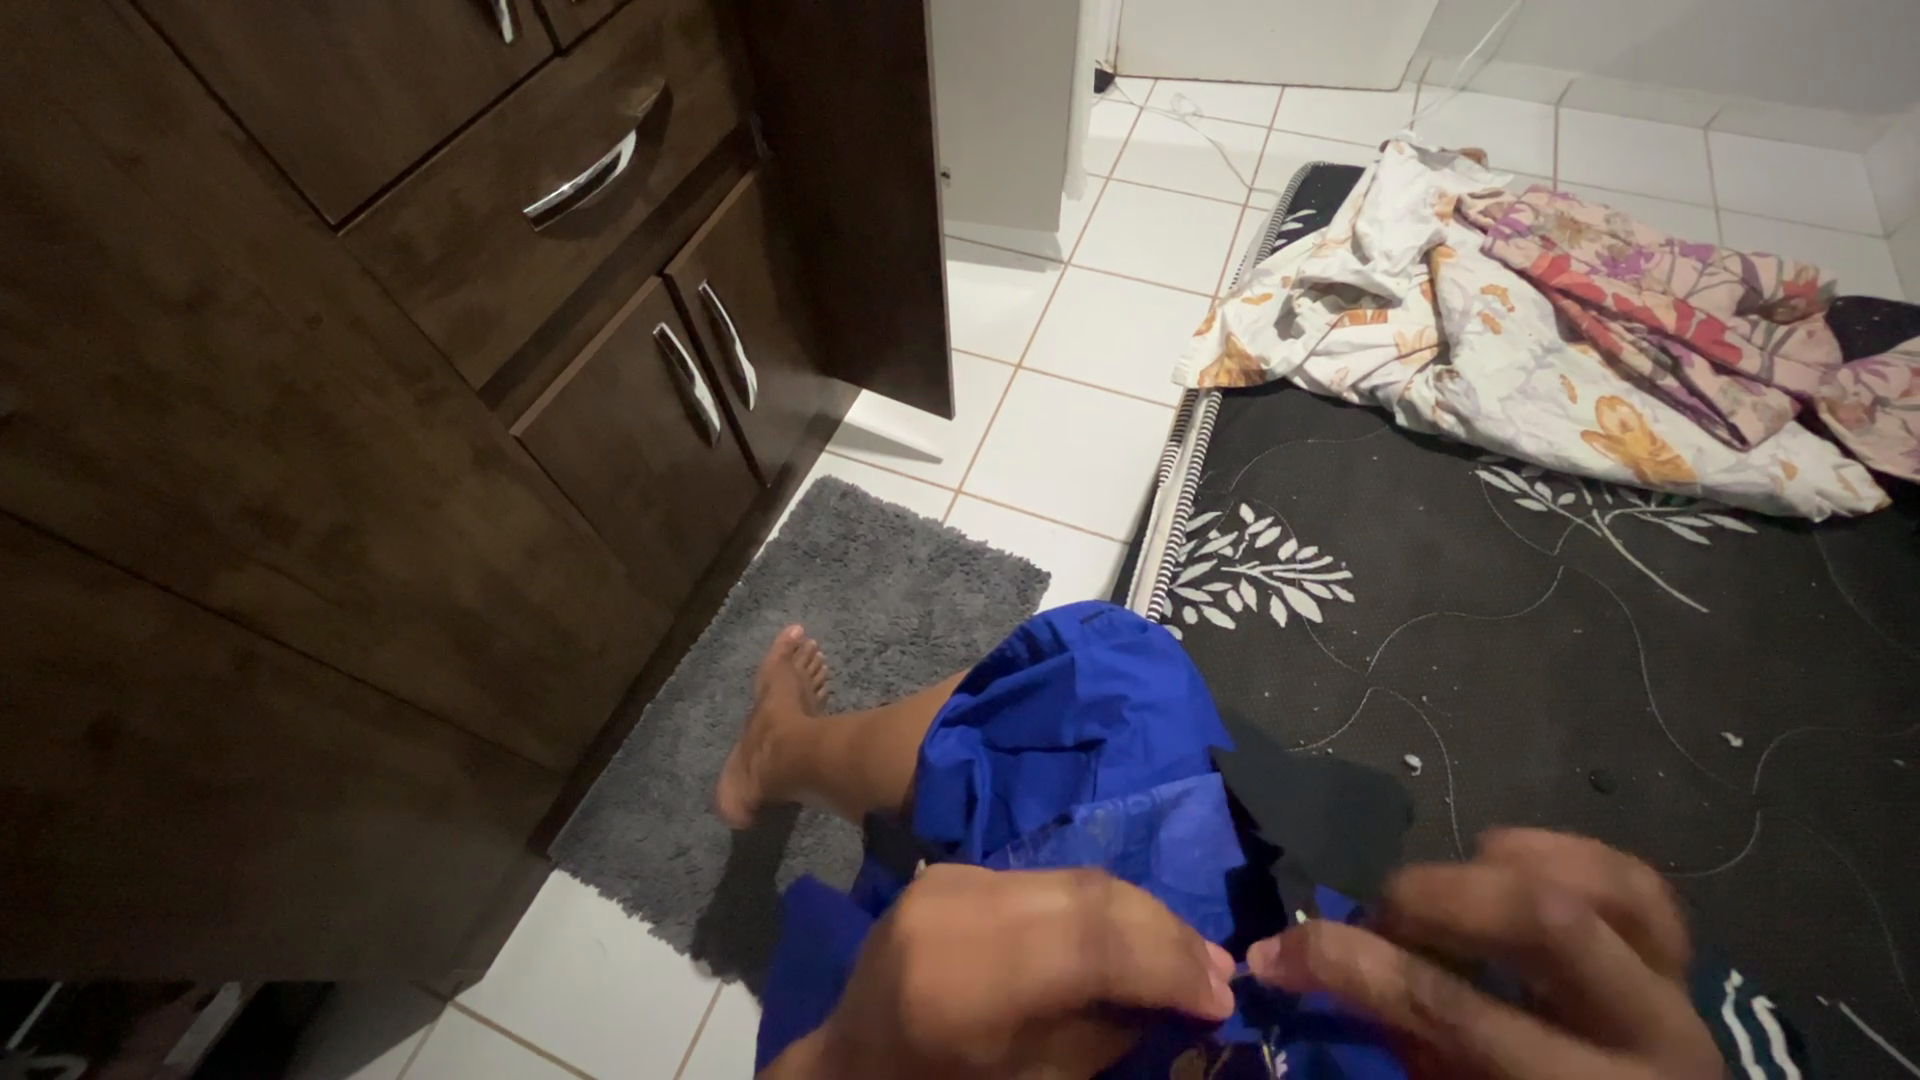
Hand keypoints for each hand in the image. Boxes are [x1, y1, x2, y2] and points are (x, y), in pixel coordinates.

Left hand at [777, 864, 1236, 1078]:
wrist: (850, 1060)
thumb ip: (1103, 1031)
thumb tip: (1178, 995)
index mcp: (965, 974)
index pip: (1089, 942)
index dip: (1166, 962)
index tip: (1223, 995)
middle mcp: (958, 905)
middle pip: (1087, 893)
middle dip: (1163, 930)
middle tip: (1218, 970)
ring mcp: (952, 878)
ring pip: (1073, 876)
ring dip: (1138, 911)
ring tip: (1188, 951)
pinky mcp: (956, 869)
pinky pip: (1046, 880)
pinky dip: (1096, 904)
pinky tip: (1129, 930)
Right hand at [1244, 829, 1722, 1079]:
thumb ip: (1398, 1036)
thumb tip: (1307, 958)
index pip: (1448, 1009)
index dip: (1346, 965)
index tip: (1274, 951)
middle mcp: (1651, 1040)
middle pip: (1536, 918)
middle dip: (1423, 899)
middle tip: (1374, 921)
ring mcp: (1677, 990)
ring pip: (1596, 884)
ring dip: (1494, 870)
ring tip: (1443, 897)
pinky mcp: (1679, 960)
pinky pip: (1632, 879)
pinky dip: (1550, 855)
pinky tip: (1498, 870)